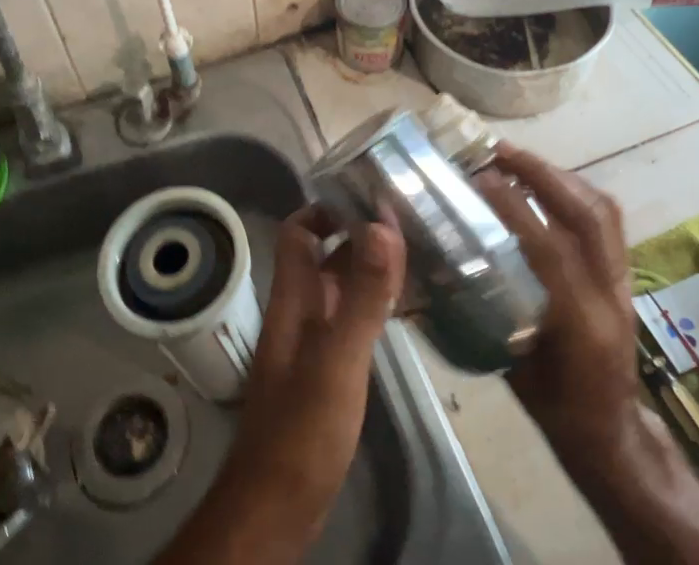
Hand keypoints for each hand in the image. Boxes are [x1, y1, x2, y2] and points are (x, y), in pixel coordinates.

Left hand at [156, 210, 404, 564]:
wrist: (277, 504)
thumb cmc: (302, 430)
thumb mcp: (338, 361)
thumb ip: (362, 298)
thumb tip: (381, 226)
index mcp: (293, 302)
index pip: (298, 234)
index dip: (326, 209)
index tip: (371, 194)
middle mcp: (300, 315)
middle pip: (325, 259)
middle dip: (361, 235)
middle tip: (414, 218)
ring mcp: (313, 345)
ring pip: (342, 291)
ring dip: (372, 270)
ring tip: (422, 254)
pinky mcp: (327, 374)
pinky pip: (352, 323)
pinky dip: (376, 307)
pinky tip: (408, 310)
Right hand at [472, 143, 640, 453]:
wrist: (611, 432)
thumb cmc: (555, 407)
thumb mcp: (514, 368)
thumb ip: (489, 317)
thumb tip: (442, 272)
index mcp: (582, 324)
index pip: (552, 250)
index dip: (517, 209)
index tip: (480, 178)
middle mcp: (611, 294)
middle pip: (589, 216)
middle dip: (544, 175)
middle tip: (499, 152)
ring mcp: (624, 283)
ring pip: (604, 213)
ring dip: (561, 177)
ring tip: (520, 160)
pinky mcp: (626, 277)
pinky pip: (607, 222)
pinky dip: (575, 194)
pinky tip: (546, 186)